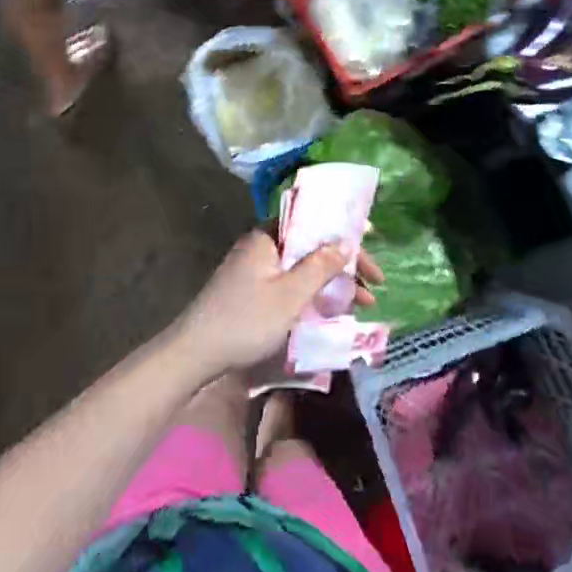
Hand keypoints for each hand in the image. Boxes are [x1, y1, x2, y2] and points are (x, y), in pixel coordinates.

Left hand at [170, 231, 379, 379]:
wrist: (197, 352)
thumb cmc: (246, 320)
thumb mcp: (290, 295)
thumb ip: (319, 266)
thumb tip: (345, 240)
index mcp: (266, 237)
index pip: (311, 220)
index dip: (343, 229)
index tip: (371, 239)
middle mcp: (260, 246)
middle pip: (310, 245)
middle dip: (344, 263)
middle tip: (375, 284)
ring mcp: (254, 269)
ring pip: (302, 267)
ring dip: (332, 282)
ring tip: (363, 304)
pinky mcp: (252, 290)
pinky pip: (290, 283)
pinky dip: (313, 293)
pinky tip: (332, 310)